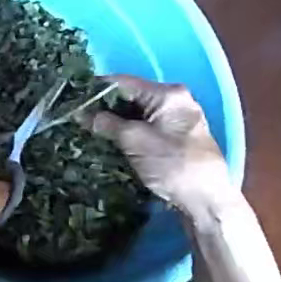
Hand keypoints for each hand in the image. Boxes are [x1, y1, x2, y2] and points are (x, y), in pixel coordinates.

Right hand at [90, 75, 241, 218]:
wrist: (206, 199)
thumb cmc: (171, 164)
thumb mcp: (133, 140)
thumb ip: (105, 123)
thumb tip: (81, 113)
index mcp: (167, 94)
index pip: (124, 82)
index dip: (96, 88)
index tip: (74, 97)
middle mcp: (176, 100)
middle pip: (131, 95)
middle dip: (105, 105)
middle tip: (78, 114)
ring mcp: (178, 118)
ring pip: (138, 112)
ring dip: (115, 119)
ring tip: (89, 126)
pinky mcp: (177, 136)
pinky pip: (147, 124)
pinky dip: (128, 128)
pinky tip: (111, 137)